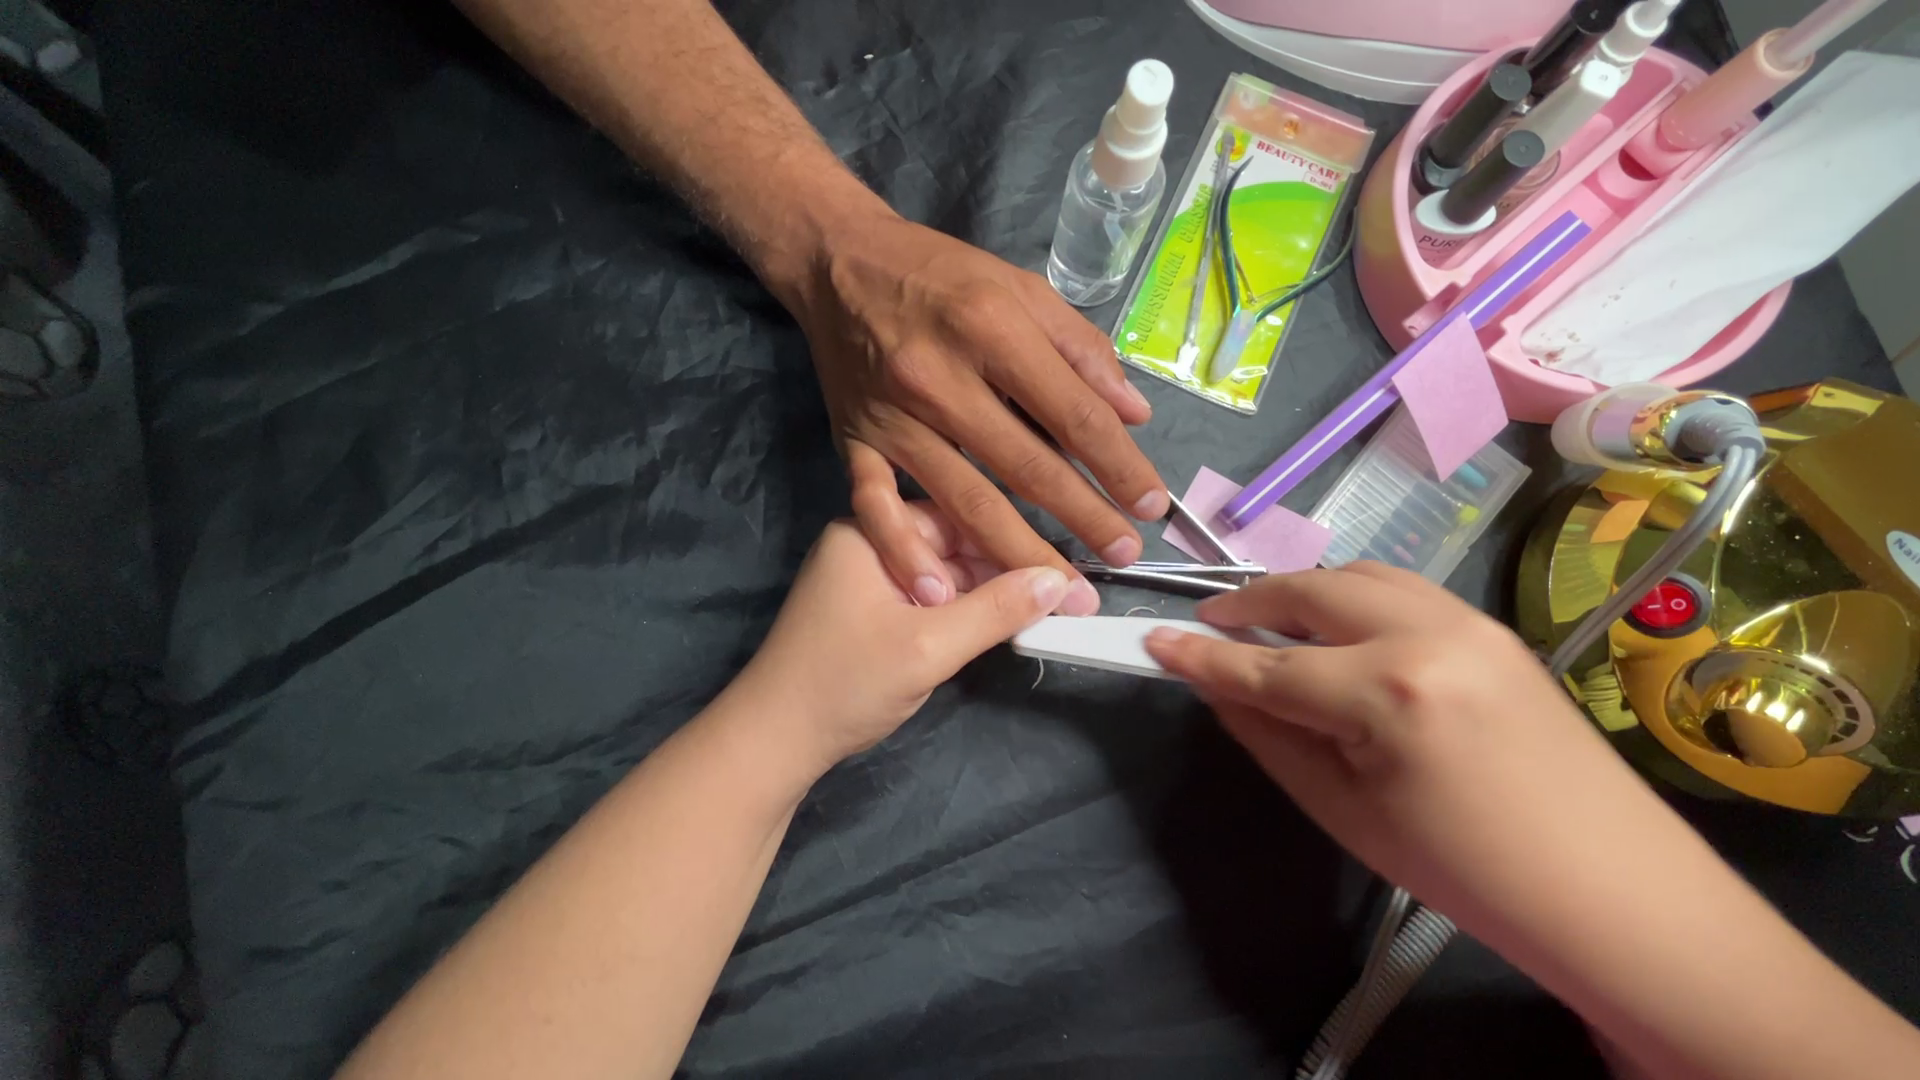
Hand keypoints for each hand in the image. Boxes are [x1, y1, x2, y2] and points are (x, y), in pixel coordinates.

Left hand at [731, 502, 1067, 777]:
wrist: (774, 742)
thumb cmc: (845, 683)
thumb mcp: (928, 646)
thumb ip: (996, 611)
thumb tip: (1060, 583)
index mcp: (871, 530)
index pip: (959, 517)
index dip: (1016, 545)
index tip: (1070, 571)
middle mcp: (870, 542)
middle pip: (954, 545)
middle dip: (1007, 573)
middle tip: (1070, 598)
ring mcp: (870, 578)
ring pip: (947, 575)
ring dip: (990, 596)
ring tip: (1049, 613)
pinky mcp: (873, 611)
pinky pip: (931, 599)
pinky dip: (964, 614)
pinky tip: (1003, 624)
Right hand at [789, 212, 1168, 615]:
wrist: (840, 263)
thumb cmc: (939, 273)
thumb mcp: (1021, 287)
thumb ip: (1080, 350)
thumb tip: (1135, 414)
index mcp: (992, 328)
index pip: (1072, 414)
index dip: (1119, 465)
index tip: (1150, 504)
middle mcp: (942, 378)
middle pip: (1026, 467)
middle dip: (1084, 517)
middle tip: (1124, 555)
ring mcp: (894, 418)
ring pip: (966, 499)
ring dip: (1021, 552)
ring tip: (1064, 591)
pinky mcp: (856, 442)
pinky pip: (877, 506)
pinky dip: (906, 551)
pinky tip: (940, 595)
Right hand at [1143, 564, 1686, 930]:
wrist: (1611, 891)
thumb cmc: (1461, 869)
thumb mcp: (1340, 810)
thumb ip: (1266, 733)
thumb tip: (1213, 682)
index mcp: (1387, 692)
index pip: (1266, 665)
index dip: (1202, 656)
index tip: (1152, 641)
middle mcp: (1427, 633)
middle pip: (1310, 591)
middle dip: (1248, 603)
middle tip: (1210, 627)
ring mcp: (1468, 620)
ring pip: (1356, 574)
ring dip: (1300, 591)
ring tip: (1267, 622)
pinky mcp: (1491, 625)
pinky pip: (1400, 588)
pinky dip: (1350, 595)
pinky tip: (1336, 629)